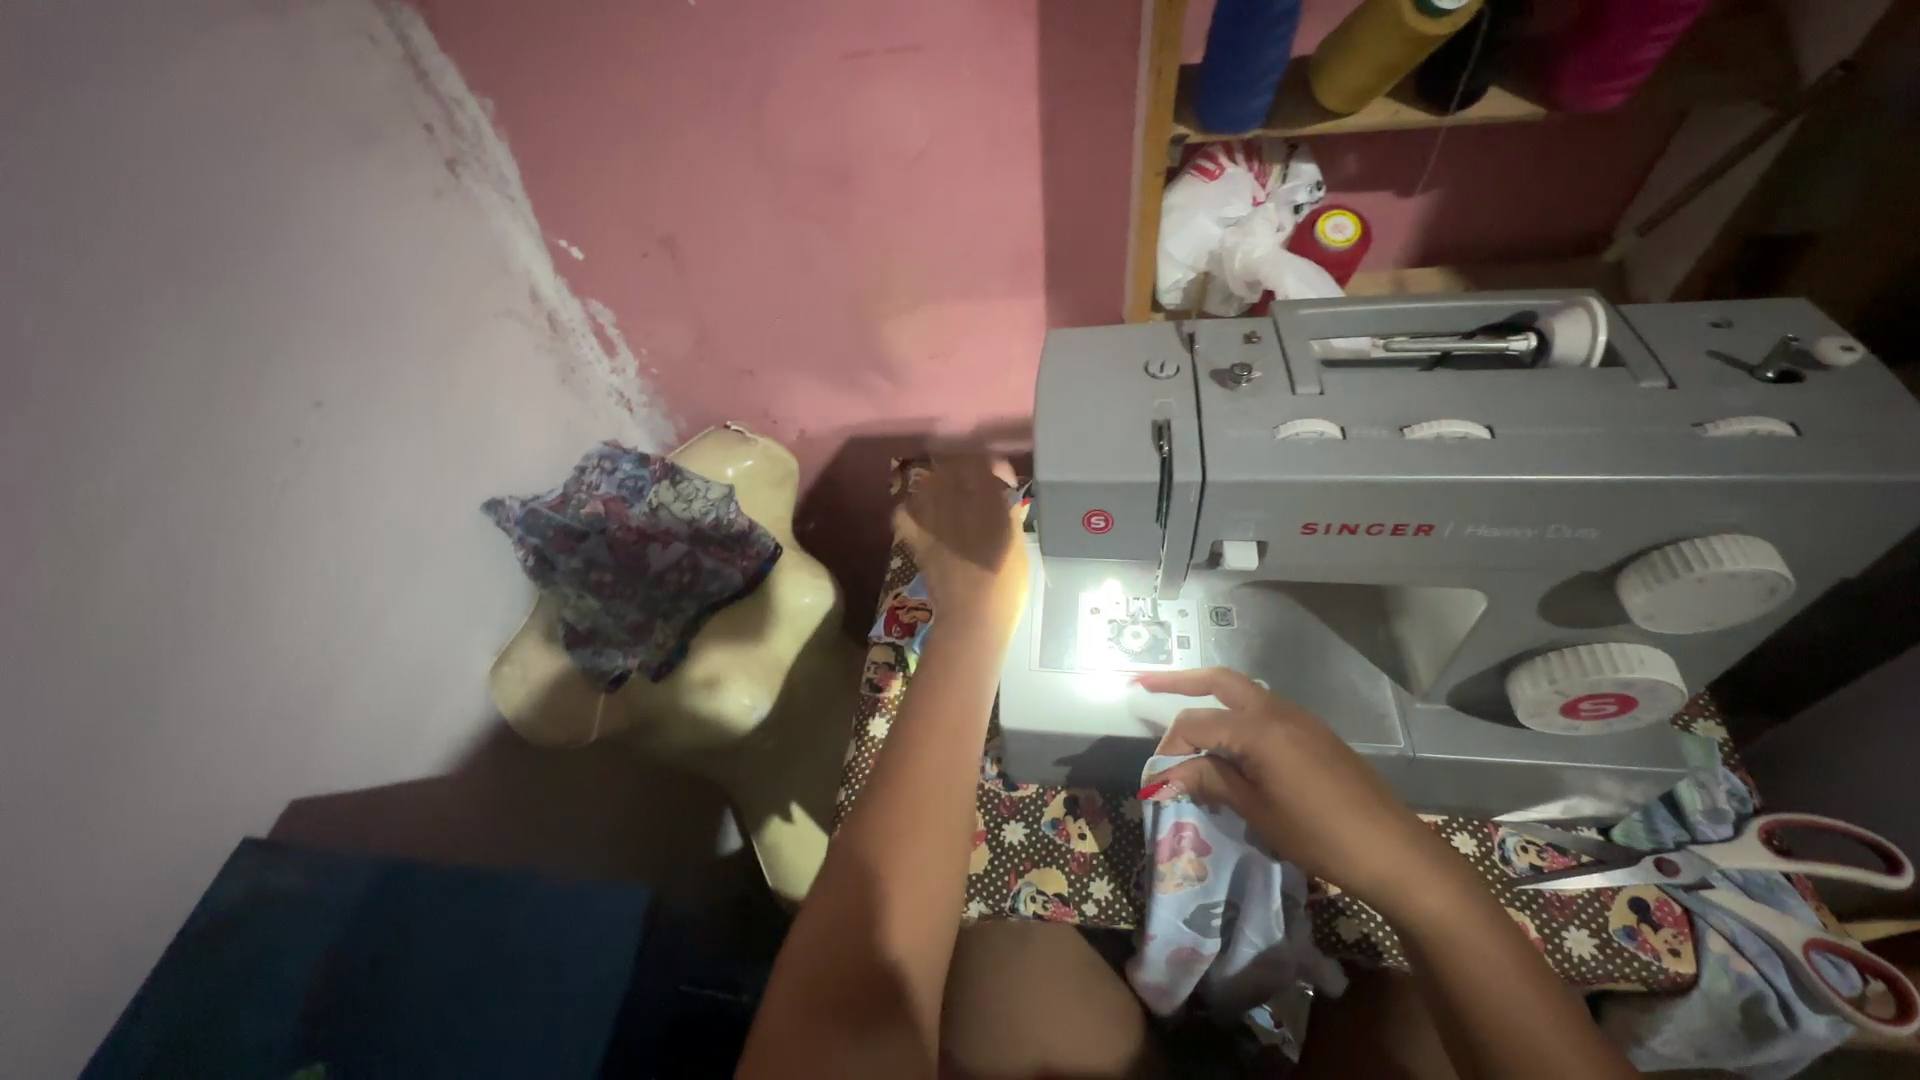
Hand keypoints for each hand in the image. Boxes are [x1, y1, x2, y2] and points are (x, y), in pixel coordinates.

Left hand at [893, 456, 1029, 633]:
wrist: (974, 618)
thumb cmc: (1007, 588)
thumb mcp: (1018, 548)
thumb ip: (1009, 519)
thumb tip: (1005, 502)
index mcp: (991, 504)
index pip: (987, 464)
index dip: (993, 465)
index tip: (1002, 478)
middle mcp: (960, 504)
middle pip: (955, 468)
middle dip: (965, 469)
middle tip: (973, 481)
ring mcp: (934, 521)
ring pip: (928, 484)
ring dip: (937, 484)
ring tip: (946, 495)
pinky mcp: (917, 539)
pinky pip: (903, 514)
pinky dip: (909, 510)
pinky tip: (919, 515)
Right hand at [1136, 668, 1470, 916]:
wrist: (1394, 851)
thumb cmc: (1319, 834)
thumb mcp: (1256, 810)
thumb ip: (1210, 780)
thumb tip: (1164, 774)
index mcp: (1258, 727)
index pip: (1195, 723)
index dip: (1169, 748)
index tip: (1154, 780)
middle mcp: (1276, 709)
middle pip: (1219, 680)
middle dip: (1179, 681)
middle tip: (1143, 683)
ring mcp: (1299, 718)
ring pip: (1242, 692)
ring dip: (1209, 697)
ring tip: (1181, 715)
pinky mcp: (1313, 733)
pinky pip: (1263, 710)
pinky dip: (1235, 715)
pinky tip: (1227, 742)